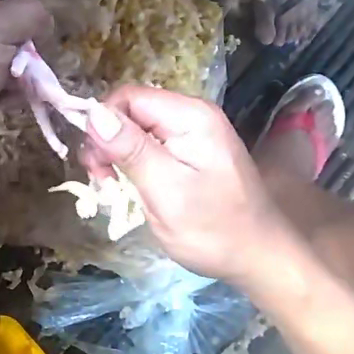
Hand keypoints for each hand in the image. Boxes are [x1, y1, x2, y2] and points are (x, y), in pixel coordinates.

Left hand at [0, 0, 50, 159]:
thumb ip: (32, 10)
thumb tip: (43, 22)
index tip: (35, 1)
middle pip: (16, 8)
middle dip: (31, 29)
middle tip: (31, 45)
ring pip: (21, 44)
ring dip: (28, 62)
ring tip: (20, 76)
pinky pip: (15, 73)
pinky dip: (19, 84)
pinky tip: (11, 96)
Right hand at [81, 86, 292, 283]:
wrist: (259, 257)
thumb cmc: (213, 229)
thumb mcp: (166, 191)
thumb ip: (131, 150)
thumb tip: (94, 112)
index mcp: (190, 116)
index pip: (127, 97)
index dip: (102, 125)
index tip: (96, 166)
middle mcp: (193, 115)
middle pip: (132, 112)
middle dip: (108, 143)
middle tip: (104, 184)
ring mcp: (195, 134)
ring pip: (139, 130)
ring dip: (120, 157)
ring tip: (116, 190)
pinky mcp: (193, 154)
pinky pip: (153, 147)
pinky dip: (137, 166)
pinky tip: (135, 189)